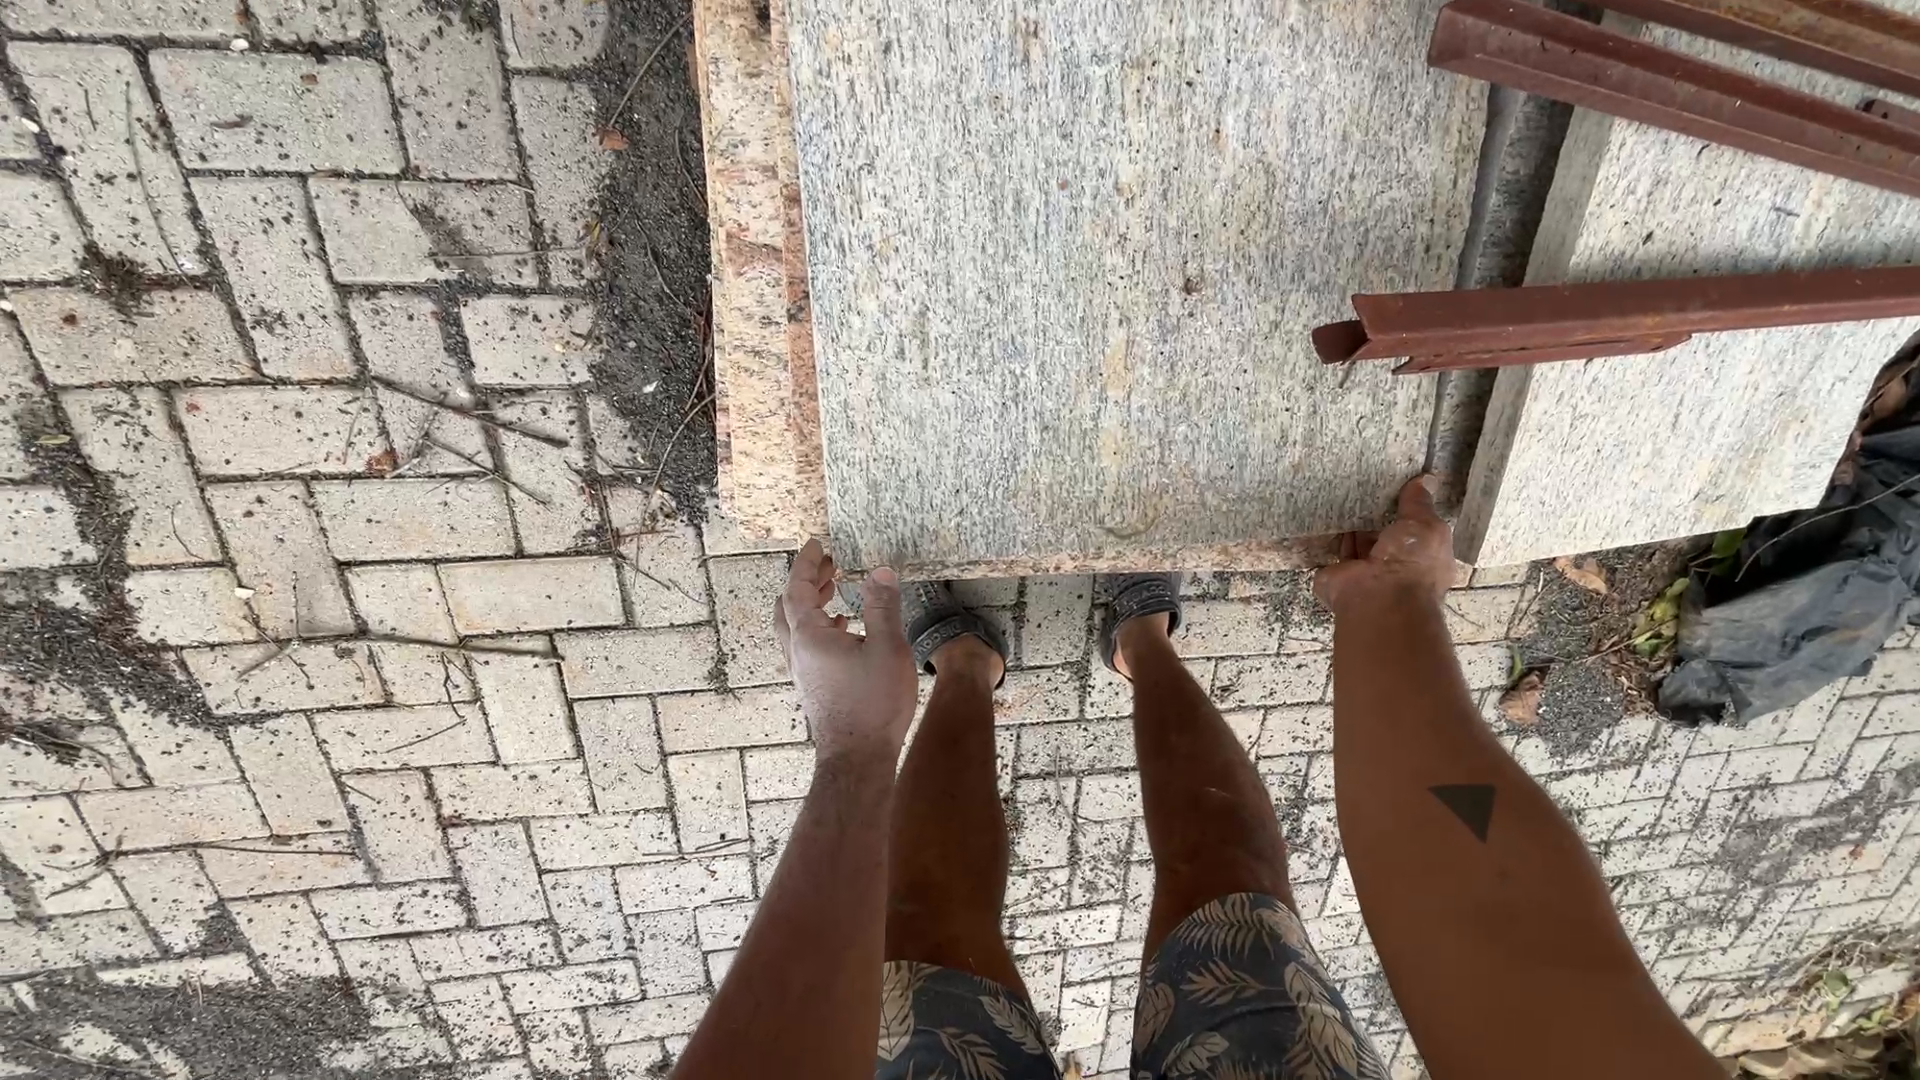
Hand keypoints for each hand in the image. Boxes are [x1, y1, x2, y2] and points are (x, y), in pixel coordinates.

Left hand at [773, 539, 918, 765]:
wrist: (857, 758)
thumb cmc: (873, 704)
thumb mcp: (887, 648)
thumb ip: (882, 606)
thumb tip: (880, 570)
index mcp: (809, 637)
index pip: (798, 589)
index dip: (806, 564)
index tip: (817, 544)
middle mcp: (797, 652)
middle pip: (788, 607)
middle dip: (807, 581)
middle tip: (830, 565)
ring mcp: (802, 672)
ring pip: (795, 628)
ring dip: (812, 604)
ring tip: (837, 590)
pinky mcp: (813, 687)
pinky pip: (806, 646)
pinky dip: (819, 627)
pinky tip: (845, 630)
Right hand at [1314, 475, 1455, 612]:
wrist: (1376, 597)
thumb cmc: (1413, 563)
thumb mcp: (1426, 526)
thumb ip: (1419, 504)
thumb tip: (1426, 479)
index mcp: (1423, 558)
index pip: (1416, 530)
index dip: (1408, 510)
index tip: (1397, 486)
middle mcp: (1394, 565)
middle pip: (1384, 535)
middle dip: (1377, 515)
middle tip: (1367, 484)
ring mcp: (1365, 570)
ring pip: (1359, 541)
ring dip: (1353, 522)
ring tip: (1346, 490)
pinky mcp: (1337, 572)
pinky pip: (1335, 547)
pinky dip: (1333, 532)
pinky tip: (1329, 509)